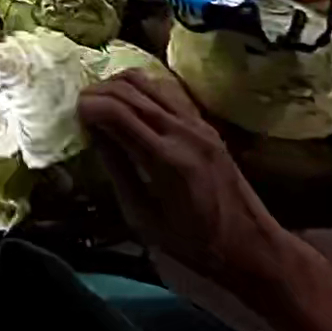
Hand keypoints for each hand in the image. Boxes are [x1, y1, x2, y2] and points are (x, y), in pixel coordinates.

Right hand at [78, 70, 289, 290]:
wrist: (256, 250)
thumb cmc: (195, 244)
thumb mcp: (143, 218)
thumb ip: (116, 170)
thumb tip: (92, 133)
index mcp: (166, 160)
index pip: (116, 111)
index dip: (88, 106)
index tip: (75, 115)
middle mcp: (182, 132)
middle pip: (127, 90)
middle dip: (96, 92)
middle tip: (81, 105)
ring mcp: (196, 124)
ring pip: (145, 81)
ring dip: (116, 84)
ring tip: (101, 100)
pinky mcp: (204, 122)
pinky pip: (163, 88)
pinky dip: (139, 86)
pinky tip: (129, 100)